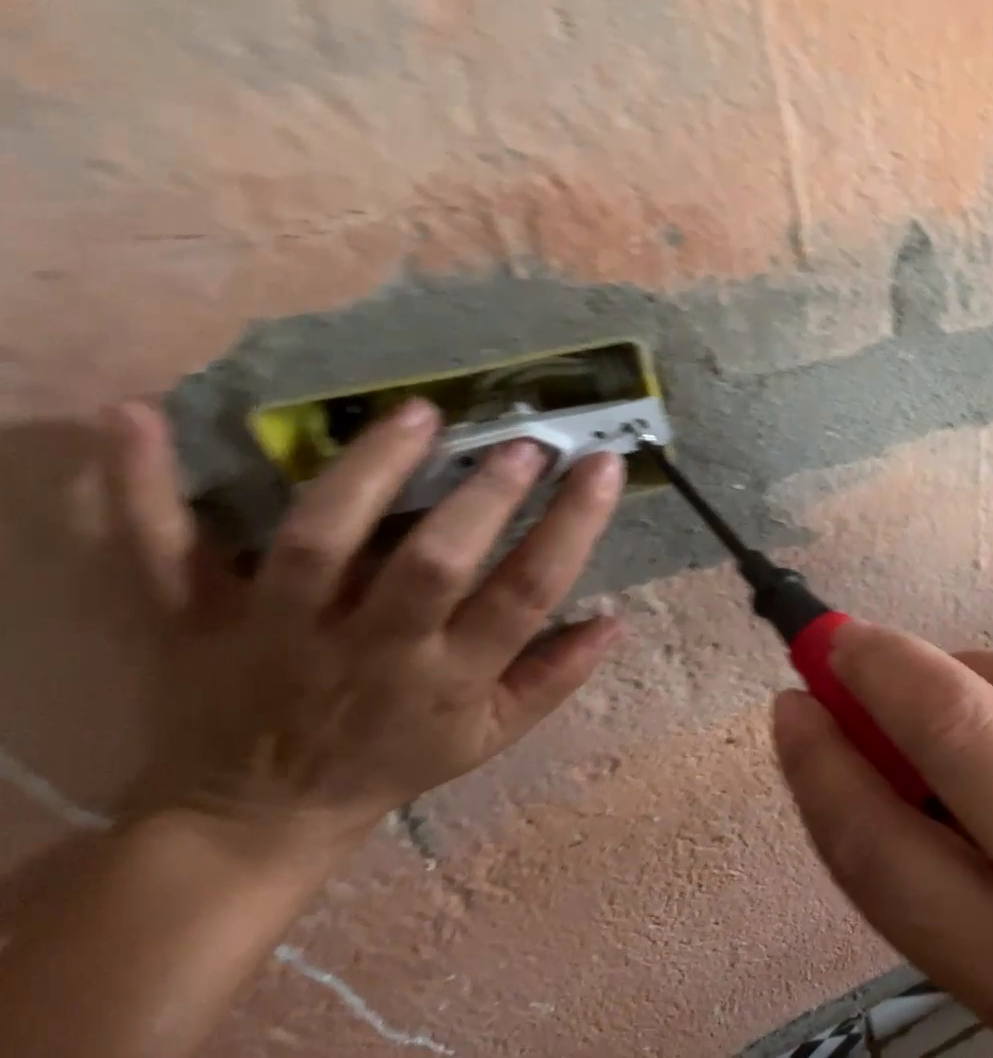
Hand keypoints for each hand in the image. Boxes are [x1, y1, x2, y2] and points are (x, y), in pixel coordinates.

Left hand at [108, 398, 624, 852]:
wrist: (254, 816)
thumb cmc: (390, 762)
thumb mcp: (488, 737)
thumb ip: (555, 678)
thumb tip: (616, 619)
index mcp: (446, 677)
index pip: (526, 595)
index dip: (571, 527)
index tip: (602, 466)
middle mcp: (370, 648)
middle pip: (433, 564)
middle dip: (484, 497)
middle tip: (522, 441)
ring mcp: (278, 629)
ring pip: (321, 540)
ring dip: (367, 472)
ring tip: (418, 416)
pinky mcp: (196, 621)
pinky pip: (160, 552)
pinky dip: (139, 486)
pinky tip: (136, 414)